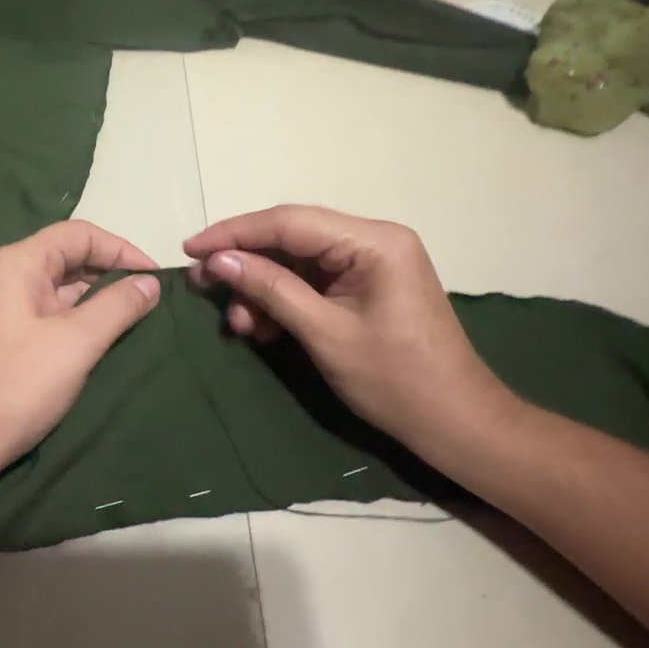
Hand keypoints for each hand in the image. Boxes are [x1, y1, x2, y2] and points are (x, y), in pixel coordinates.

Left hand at [0, 220, 161, 499]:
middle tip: (152, 302)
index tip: (156, 278)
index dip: (122, 250)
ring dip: (96, 301)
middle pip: (67, 257)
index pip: (79, 234)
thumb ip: (117, 306)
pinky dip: (77, 321)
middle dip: (111, 275)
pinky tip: (102, 342)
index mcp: (17, 263)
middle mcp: (3, 275)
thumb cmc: (15, 385)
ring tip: (137, 322)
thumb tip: (150, 282)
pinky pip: (46, 314)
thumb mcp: (76, 342)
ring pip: (58, 289)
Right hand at [183, 205, 515, 453]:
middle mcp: (373, 239)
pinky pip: (311, 281)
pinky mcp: (366, 285)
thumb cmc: (396, 381)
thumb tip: (218, 261)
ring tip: (236, 323)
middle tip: (202, 285)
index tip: (191, 249)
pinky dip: (282, 301)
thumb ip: (270, 289)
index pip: (289, 222)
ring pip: (296, 261)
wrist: (457, 425)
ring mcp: (371, 262)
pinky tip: (259, 327)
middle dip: (244, 263)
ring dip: (261, 288)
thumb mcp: (325, 334)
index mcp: (373, 241)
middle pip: (291, 237)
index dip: (234, 233)